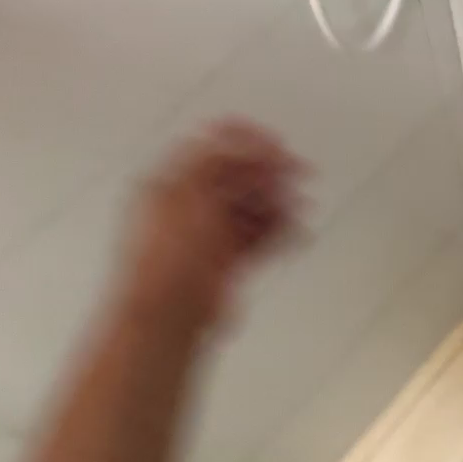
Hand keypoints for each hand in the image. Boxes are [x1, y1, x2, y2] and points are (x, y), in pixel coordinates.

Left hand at [121, 119, 304, 325]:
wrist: (166, 319)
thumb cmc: (163, 264)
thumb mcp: (191, 197)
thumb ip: (220, 167)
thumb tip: (245, 148)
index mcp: (169, 186)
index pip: (213, 148)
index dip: (248, 142)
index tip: (276, 145)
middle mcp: (188, 209)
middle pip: (238, 179)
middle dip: (271, 175)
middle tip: (296, 174)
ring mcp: (208, 237)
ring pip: (252, 209)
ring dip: (280, 204)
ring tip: (299, 206)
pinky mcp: (226, 263)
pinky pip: (259, 239)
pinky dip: (281, 233)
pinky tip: (297, 231)